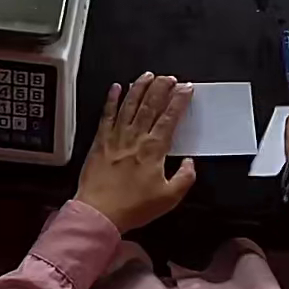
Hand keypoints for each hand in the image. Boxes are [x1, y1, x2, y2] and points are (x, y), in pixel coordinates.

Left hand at [76, 73, 196, 231]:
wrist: (99, 212)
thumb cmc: (132, 207)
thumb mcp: (169, 198)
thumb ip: (184, 178)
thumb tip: (189, 163)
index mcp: (154, 149)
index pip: (169, 117)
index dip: (179, 100)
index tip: (186, 89)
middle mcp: (135, 138)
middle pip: (150, 105)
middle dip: (161, 87)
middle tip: (169, 78)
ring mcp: (116, 137)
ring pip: (130, 104)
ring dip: (140, 88)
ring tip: (148, 76)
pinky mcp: (100, 141)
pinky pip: (107, 115)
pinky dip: (112, 99)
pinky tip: (116, 88)